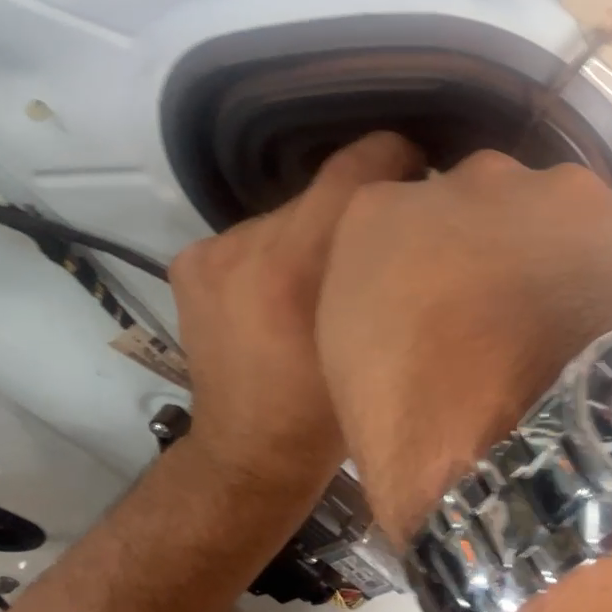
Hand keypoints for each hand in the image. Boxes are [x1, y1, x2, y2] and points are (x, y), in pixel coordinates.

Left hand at [169, 132, 424, 489]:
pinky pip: (256, 236)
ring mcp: (212, 253)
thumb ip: (387, 278)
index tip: (420, 165)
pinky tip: (288, 295)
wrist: (250, 454)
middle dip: (357, 212)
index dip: (392, 157)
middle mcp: (245, 248)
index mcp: (294, 270)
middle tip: (384, 245)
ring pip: (288, 217)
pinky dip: (280, 253)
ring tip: (333, 279)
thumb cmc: (329, 416)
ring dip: (316, 236)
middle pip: (320, 196)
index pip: (349, 175)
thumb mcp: (376, 349)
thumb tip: (417, 220)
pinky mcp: (192, 262)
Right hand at [318, 148, 611, 540]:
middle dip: (491, 249)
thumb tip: (418, 319)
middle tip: (507, 325)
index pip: (398, 221)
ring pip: (560, 214)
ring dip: (560, 257)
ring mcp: (567, 197)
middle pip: (482, 201)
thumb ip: (381, 319)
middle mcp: (475, 181)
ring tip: (574, 334)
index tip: (440, 316)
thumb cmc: (429, 445)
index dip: (423, 271)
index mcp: (382, 218)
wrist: (552, 465)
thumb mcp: (354, 386)